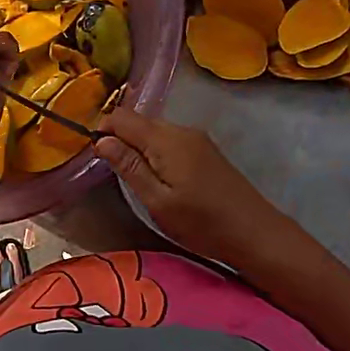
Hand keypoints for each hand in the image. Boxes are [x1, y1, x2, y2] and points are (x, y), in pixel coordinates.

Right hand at [95, 108, 290, 267]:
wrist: (255, 233)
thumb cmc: (202, 222)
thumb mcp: (158, 200)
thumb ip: (129, 167)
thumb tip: (101, 141)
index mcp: (166, 140)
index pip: (122, 117)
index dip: (102, 130)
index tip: (94, 155)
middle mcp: (181, 130)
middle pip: (138, 121)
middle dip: (119, 138)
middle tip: (111, 171)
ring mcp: (196, 139)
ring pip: (154, 130)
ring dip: (137, 146)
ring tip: (133, 177)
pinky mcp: (204, 150)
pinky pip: (169, 140)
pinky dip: (154, 151)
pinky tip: (156, 176)